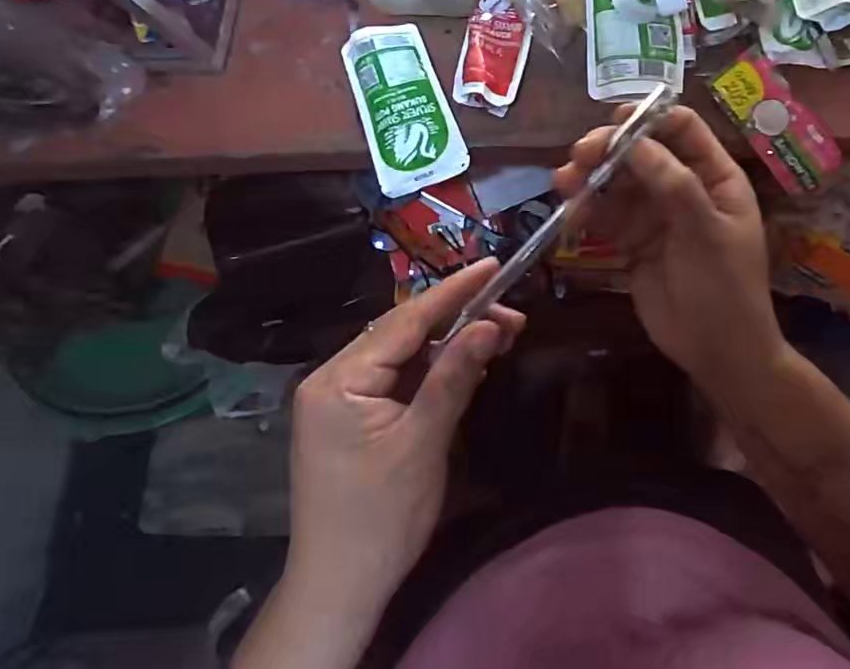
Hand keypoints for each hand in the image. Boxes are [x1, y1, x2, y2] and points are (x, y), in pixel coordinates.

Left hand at [284, 259, 524, 614]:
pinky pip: (405, 375)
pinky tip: (472, 361)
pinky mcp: (359, 415)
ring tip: (504, 333)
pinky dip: (441, 366)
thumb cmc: (380, 514)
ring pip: (410, 351)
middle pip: (407, 331)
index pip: (407, 321)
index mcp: (339, 381)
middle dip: (462, 316)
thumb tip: (490, 323)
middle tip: (514, 314)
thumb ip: (455, 375)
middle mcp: (335, 379)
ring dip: (455, 340)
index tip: (496, 265)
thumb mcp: (423, 440)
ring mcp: (345, 398)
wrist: (342, 584)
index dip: (455, 290)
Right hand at [553, 104, 786, 383]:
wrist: (719, 352)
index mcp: (716, 177)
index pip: (683, 130)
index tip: (616, 122)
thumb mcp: (706, 232)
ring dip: (590, 176)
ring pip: (619, 182)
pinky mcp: (634, 241)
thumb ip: (674, 185)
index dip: (651, 119)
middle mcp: (685, 188)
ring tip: (563, 181)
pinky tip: (570, 214)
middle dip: (611, 148)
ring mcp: (657, 215)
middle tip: (580, 154)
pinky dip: (587, 210)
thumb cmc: (725, 287)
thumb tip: (635, 143)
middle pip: (643, 152)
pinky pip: (606, 215)